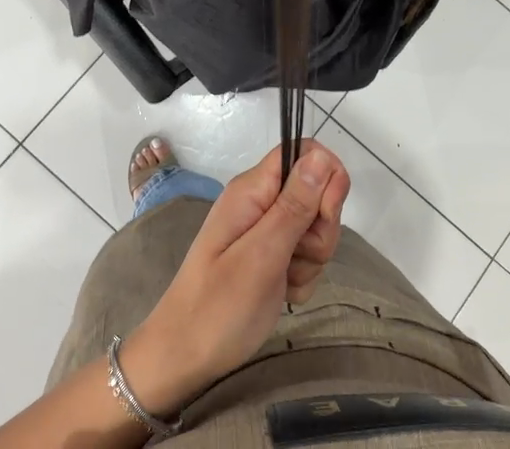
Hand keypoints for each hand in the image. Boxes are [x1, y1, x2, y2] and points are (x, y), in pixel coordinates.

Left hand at [122, 141, 349, 414]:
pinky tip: (284, 294)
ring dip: (312, 258)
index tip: (325, 214)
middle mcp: (259, 202)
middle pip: (316, 192)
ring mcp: (264, 231)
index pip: (302, 152)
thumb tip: (320, 156)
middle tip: (296, 258)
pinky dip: (303, 277)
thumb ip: (294, 206)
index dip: (325, 176)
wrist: (184, 357)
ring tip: (284, 281)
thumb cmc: (217, 307)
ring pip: (314, 228)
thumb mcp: (261, 255)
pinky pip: (305, 256)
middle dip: (321, 228)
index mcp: (252, 191)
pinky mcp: (271, 258)